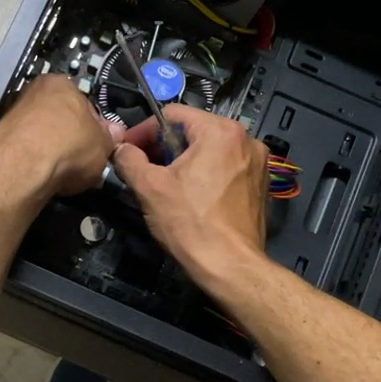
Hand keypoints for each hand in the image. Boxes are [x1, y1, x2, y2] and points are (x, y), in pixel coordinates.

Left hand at [0, 74, 121, 196]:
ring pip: (42, 133)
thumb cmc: (68, 147)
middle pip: (60, 116)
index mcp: (61, 83)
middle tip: (83, 158)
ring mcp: (14, 114)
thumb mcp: (103, 144)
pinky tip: (43, 174)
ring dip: (52, 149)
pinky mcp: (0, 137)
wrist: (22, 169)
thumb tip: (114, 134)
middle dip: (71, 136)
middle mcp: (34, 91)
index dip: (95, 126)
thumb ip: (110, 137)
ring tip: (62, 171)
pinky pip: (26, 148)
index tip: (99, 143)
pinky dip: (35, 159)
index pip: (85, 101)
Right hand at [112, 104, 269, 285]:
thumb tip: (120, 149)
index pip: (173, 114)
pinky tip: (191, 198)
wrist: (229, 266)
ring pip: (210, 151)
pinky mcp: (260, 186)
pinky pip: (226, 169)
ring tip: (165, 186)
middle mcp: (246, 139)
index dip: (144, 131)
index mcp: (220, 131)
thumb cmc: (190, 224)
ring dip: (185, 162)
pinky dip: (206, 176)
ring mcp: (257, 164)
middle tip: (143, 170)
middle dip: (165, 148)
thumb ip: (129, 160)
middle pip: (194, 131)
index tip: (129, 151)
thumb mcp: (149, 188)